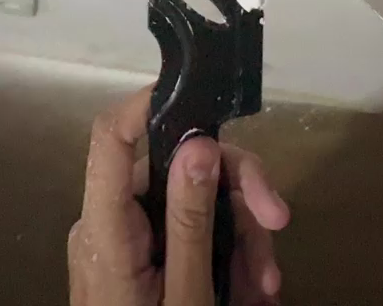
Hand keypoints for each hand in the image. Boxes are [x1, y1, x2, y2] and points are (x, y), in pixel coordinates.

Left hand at [69, 87, 289, 304]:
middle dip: (231, 188)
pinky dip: (221, 252)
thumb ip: (190, 222)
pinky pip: (181, 233)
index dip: (148, 102)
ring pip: (186, 200)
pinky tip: (251, 288)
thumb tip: (199, 144)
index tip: (202, 98)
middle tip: (279, 219)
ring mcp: (122, 242)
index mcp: (104, 229)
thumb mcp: (186, 300)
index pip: (110, 137)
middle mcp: (106, 223)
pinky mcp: (138, 259)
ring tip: (267, 283)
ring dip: (237, 231)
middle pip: (169, 166)